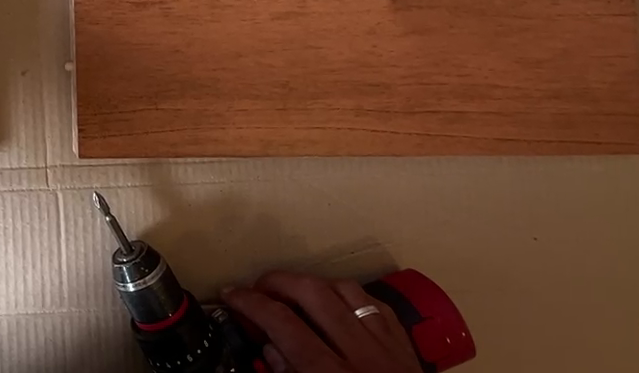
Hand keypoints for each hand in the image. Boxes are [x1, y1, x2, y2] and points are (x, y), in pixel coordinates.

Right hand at [223, 271, 422, 372]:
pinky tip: (336, 304)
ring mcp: (389, 349)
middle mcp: (362, 356)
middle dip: (277, 282)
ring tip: (293, 293)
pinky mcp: (408, 349)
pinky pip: (376, 306)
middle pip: (313, 294)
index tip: (230, 295)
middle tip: (257, 289)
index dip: (251, 304)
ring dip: (312, 284)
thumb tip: (270, 345)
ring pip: (346, 290)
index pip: (284, 325)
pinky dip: (350, 297)